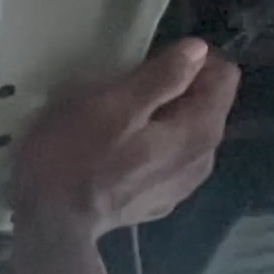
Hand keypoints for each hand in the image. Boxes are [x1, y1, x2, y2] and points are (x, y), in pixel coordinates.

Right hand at [14, 39, 239, 239]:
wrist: (50, 223)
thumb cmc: (71, 158)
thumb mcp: (107, 107)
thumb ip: (158, 78)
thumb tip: (196, 51)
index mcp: (199, 129)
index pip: (222, 75)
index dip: (184, 62)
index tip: (139, 68)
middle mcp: (204, 157)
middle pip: (200, 107)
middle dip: (166, 96)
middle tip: (114, 100)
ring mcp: (181, 184)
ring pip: (179, 138)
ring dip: (153, 127)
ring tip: (109, 132)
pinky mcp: (156, 202)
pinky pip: (160, 165)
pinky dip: (142, 155)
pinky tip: (110, 161)